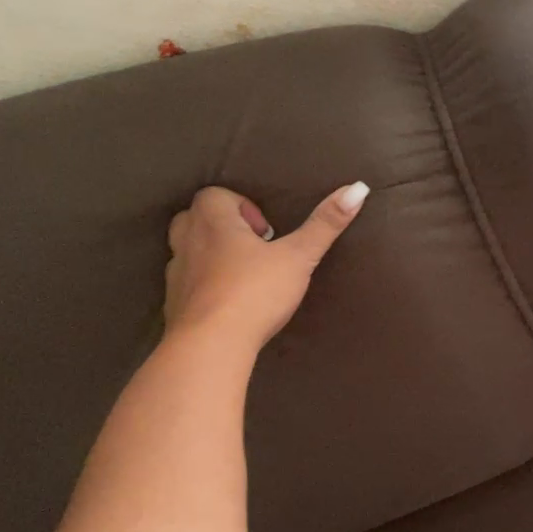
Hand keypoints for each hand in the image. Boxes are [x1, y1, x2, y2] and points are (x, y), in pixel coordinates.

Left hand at [163, 182, 368, 353]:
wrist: (211, 344)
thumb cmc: (256, 291)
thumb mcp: (300, 256)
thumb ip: (326, 223)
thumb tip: (358, 187)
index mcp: (214, 224)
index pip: (213, 195)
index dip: (240, 205)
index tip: (265, 230)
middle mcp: (188, 243)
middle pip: (193, 217)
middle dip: (222, 224)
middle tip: (253, 245)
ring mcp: (176, 274)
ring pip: (187, 248)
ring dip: (211, 251)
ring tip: (244, 270)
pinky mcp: (174, 302)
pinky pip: (187, 279)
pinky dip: (205, 280)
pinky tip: (231, 298)